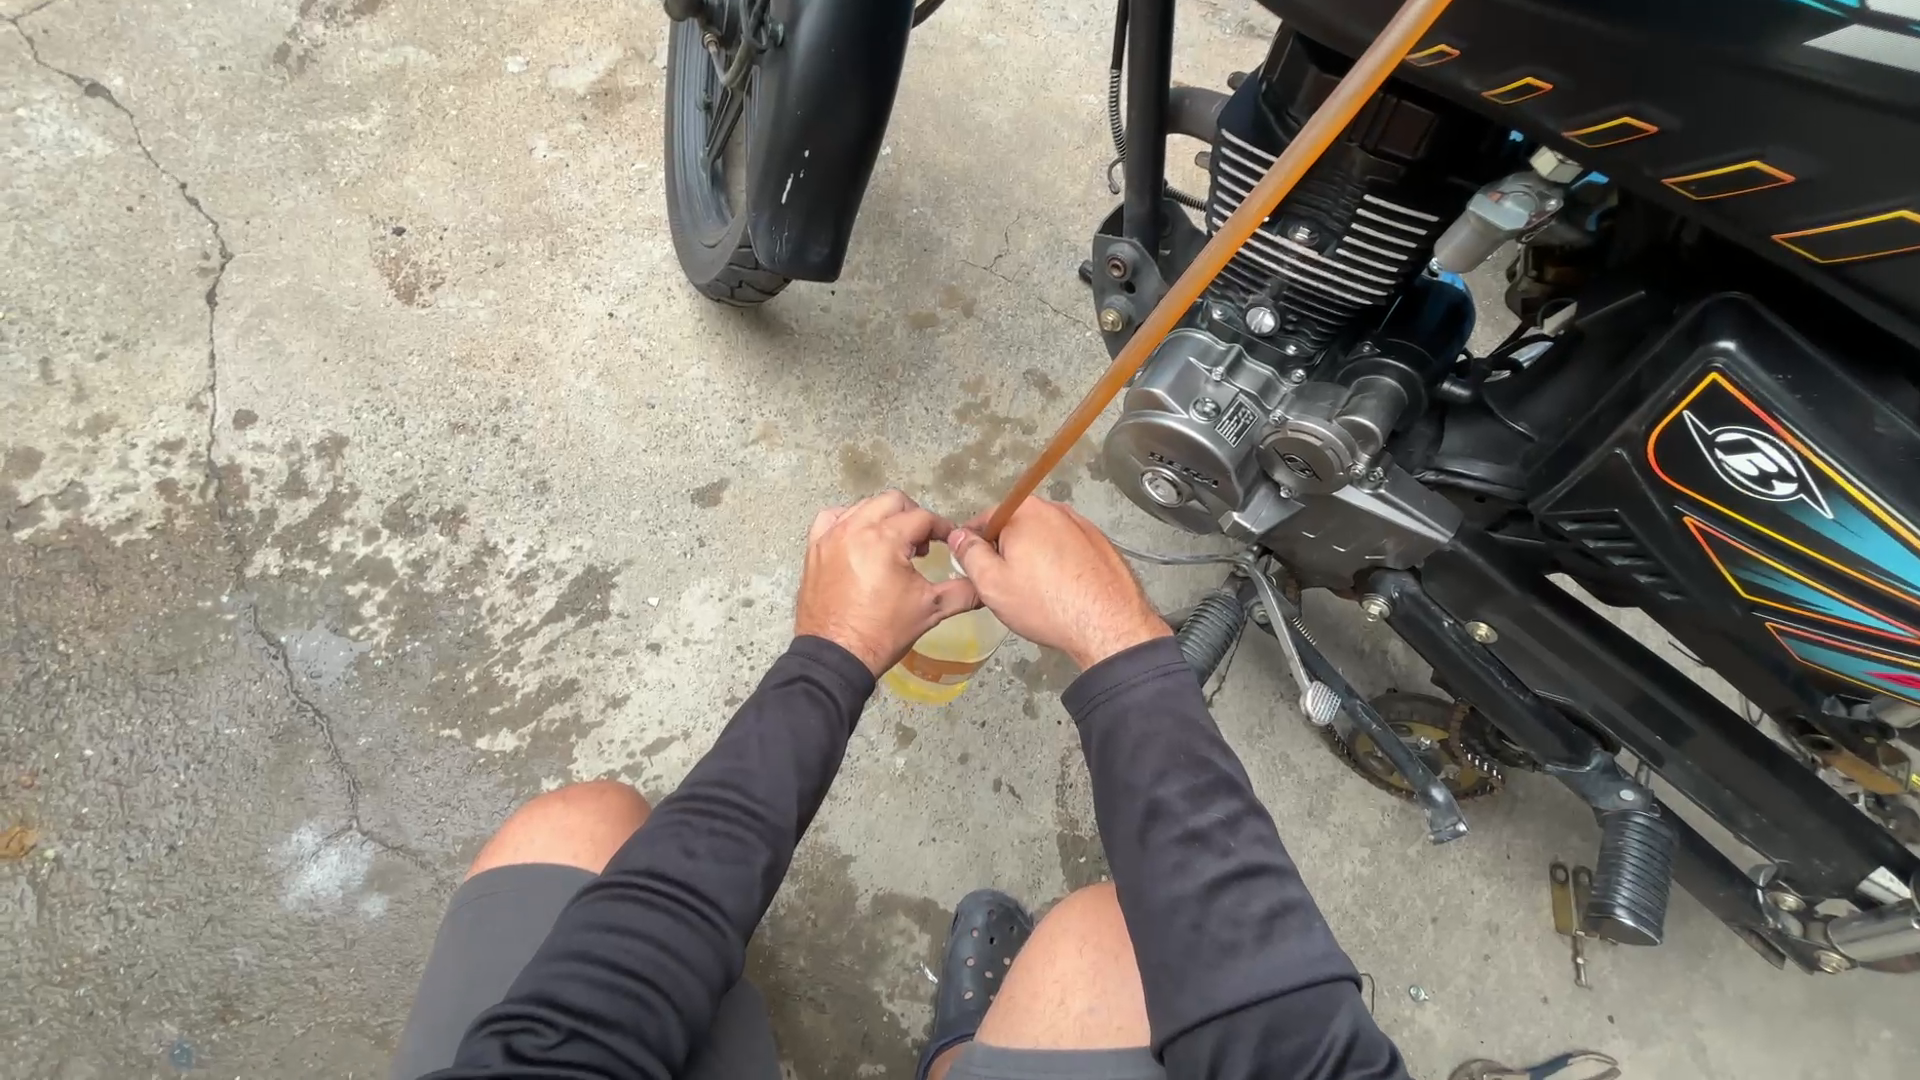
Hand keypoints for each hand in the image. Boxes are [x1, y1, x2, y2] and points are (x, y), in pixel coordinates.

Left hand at [795, 491, 981, 675]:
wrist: (836, 657)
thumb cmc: (882, 633)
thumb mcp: (930, 610)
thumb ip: (963, 591)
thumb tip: (985, 586)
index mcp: (885, 539)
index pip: (922, 517)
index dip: (942, 528)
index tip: (949, 541)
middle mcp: (855, 529)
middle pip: (892, 501)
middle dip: (913, 516)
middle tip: (922, 543)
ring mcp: (831, 537)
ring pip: (863, 506)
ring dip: (883, 517)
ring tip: (893, 544)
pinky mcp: (814, 549)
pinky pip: (831, 518)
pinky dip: (849, 521)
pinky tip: (858, 537)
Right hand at [948, 497, 1170, 670]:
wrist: (1109, 625)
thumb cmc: (1046, 604)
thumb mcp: (992, 583)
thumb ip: (969, 553)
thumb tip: (959, 536)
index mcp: (1024, 511)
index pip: (985, 518)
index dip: (973, 544)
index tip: (972, 567)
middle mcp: (1056, 509)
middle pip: (1017, 527)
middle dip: (1006, 552)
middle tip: (1003, 586)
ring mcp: (1083, 526)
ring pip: (1044, 540)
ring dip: (1034, 560)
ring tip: (1036, 594)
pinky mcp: (1103, 545)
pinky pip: (1069, 551)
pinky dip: (1060, 567)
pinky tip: (1061, 593)